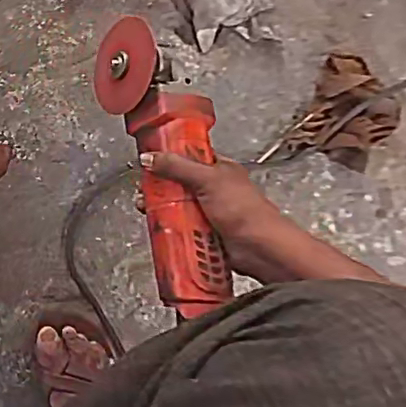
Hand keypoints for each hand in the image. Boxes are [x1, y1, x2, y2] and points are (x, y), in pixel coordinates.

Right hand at [141, 151, 384, 284]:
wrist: (261, 250)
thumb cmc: (245, 211)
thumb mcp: (207, 179)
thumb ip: (176, 167)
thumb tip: (148, 157)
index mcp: (217, 169)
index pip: (187, 156)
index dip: (166, 156)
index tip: (147, 160)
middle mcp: (211, 188)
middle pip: (175, 182)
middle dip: (157, 186)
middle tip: (144, 190)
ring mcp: (206, 211)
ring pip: (174, 205)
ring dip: (158, 207)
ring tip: (146, 209)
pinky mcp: (201, 231)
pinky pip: (178, 226)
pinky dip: (167, 226)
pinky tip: (157, 226)